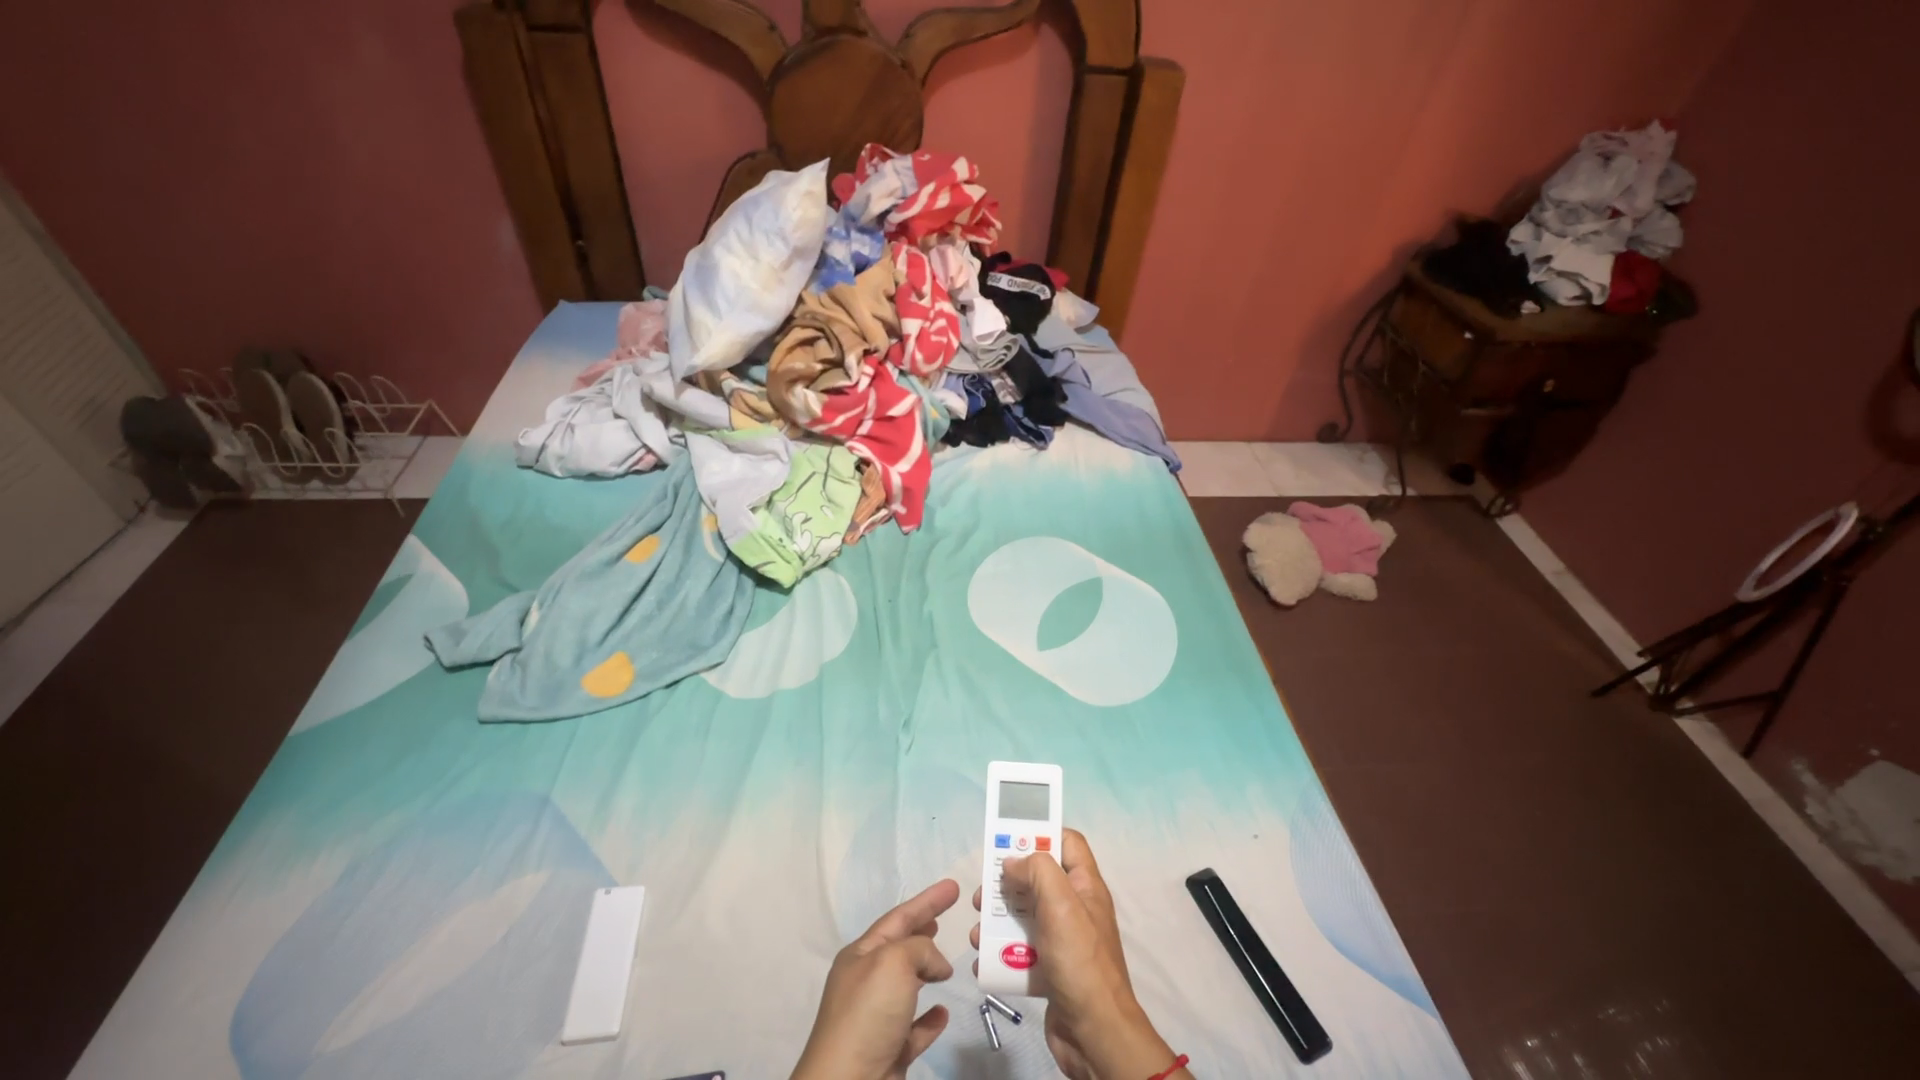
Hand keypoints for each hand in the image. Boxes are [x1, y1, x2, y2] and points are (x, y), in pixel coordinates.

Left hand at [791, 879, 959, 1079]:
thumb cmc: (866, 1014)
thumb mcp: (893, 963)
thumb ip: (920, 950)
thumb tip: (936, 964)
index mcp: (862, 955)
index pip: (899, 918)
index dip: (927, 900)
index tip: (953, 886)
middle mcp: (866, 982)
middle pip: (900, 946)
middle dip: (923, 928)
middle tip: (946, 914)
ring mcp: (876, 1017)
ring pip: (906, 986)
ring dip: (926, 971)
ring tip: (948, 964)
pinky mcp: (888, 1049)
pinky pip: (913, 1028)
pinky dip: (929, 1018)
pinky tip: (942, 1013)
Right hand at [970, 829, 1188, 1079]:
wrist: (1094, 1034)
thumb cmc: (1080, 962)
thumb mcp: (1061, 905)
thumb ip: (1039, 870)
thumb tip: (1013, 860)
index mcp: (1084, 886)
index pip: (1066, 842)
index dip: (1039, 834)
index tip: (1007, 840)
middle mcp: (1074, 908)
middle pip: (1037, 879)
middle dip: (1006, 882)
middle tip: (983, 894)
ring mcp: (1061, 940)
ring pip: (1023, 916)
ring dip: (996, 920)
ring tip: (977, 931)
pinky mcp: (1048, 969)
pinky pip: (1019, 950)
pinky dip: (1000, 952)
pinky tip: (982, 959)